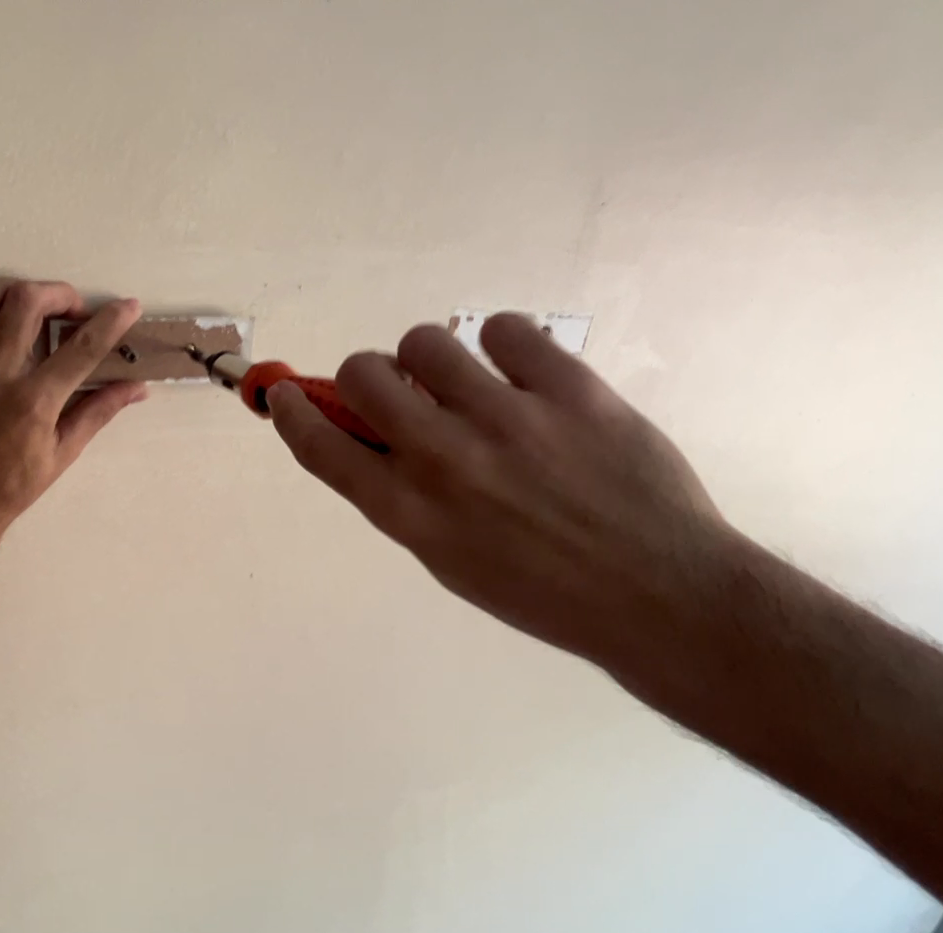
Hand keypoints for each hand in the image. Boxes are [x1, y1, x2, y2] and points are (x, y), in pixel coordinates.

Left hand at [0, 279, 145, 556]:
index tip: (128, 305)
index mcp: (34, 402)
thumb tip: (137, 388)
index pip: (81, 348)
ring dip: (5, 292)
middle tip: (66, 308)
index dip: (111, 321)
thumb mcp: (60, 456)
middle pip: (26, 304)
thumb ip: (96, 414)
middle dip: (56, 293)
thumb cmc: (8, 489)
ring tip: (17, 307)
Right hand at [267, 314, 743, 673]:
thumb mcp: (450, 561)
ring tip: (463, 381)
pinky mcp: (568, 389)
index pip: (322, 448)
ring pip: (425, 341)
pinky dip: (501, 344)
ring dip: (429, 359)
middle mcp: (444, 460)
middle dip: (365, 377)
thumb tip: (375, 439)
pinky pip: (504, 328)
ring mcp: (506, 419)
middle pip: (362, 376)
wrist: (658, 594)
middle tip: (398, 392)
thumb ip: (405, 500)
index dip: (292, 412)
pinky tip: (519, 374)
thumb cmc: (541, 593)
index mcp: (410, 514)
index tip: (284, 394)